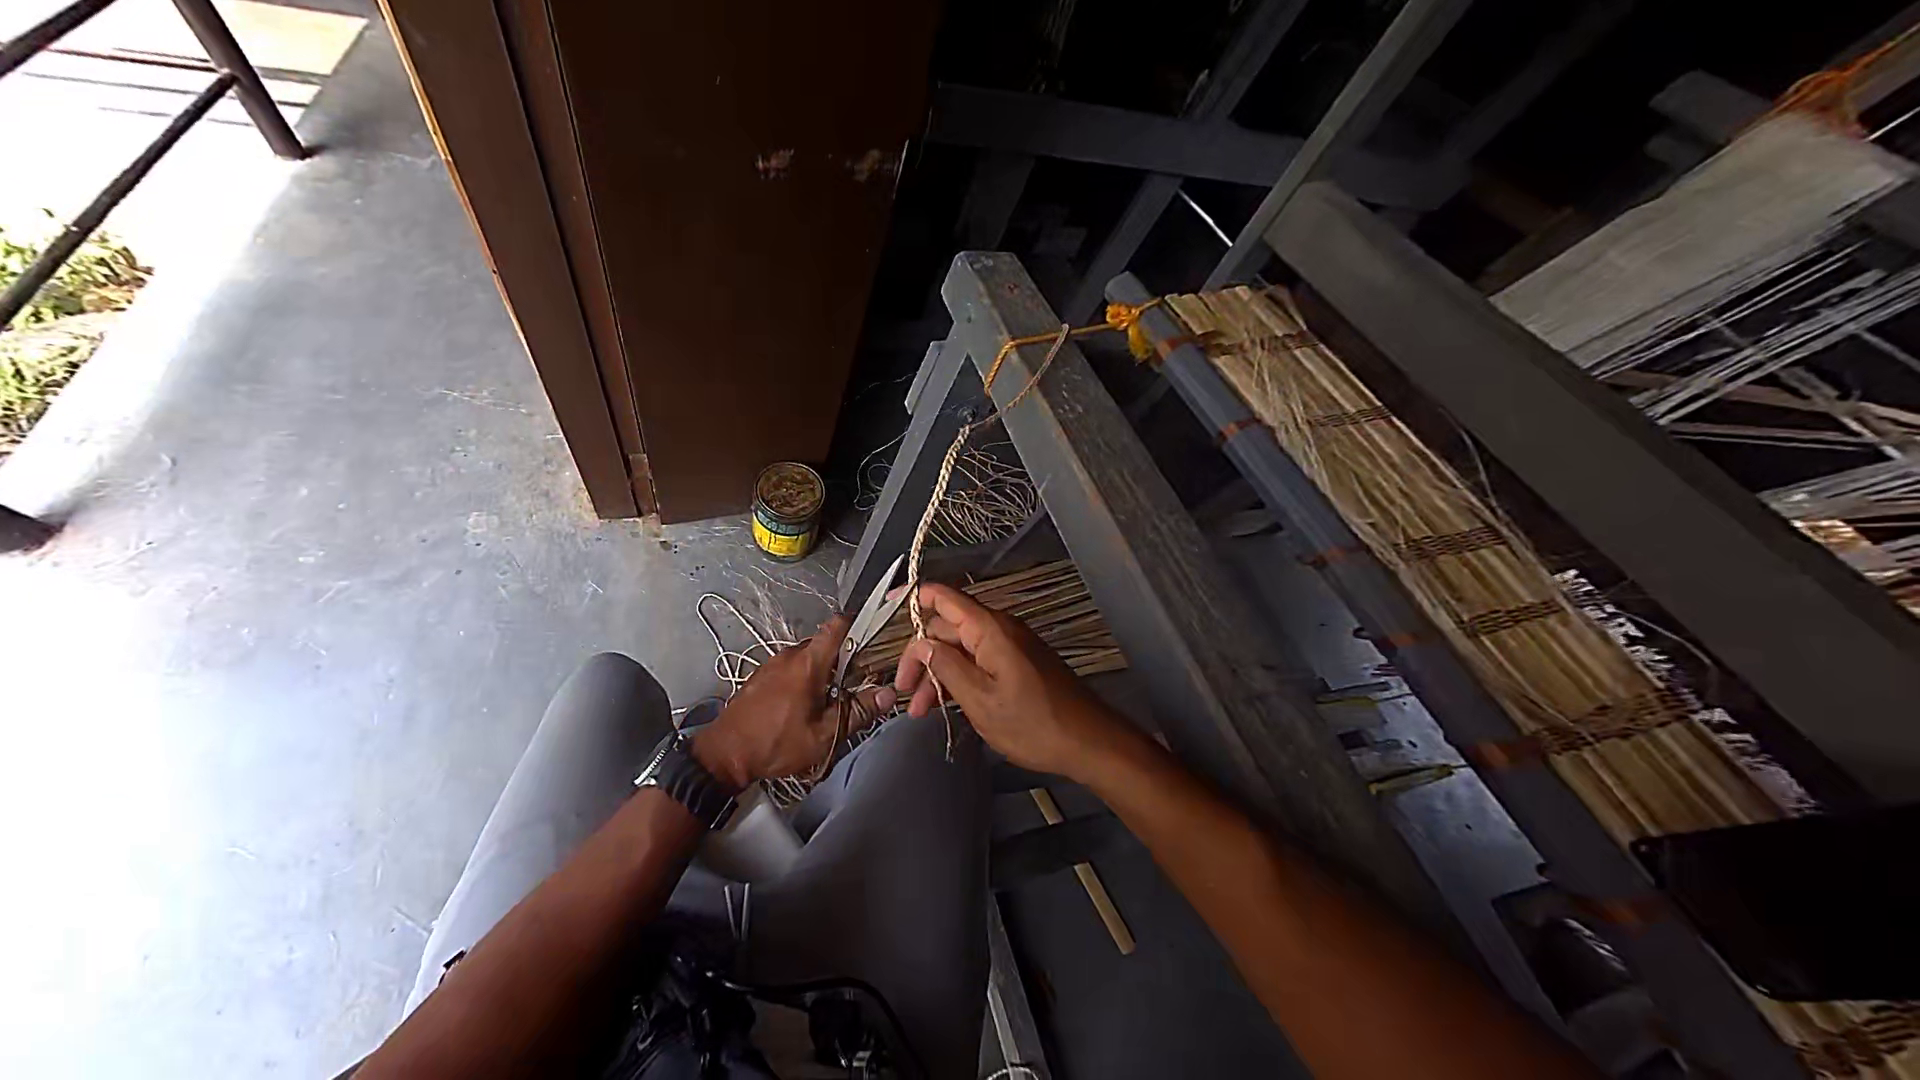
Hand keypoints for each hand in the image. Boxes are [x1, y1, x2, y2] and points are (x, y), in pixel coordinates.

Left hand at [692, 614, 895, 790]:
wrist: (723, 755)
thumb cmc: (776, 744)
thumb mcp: (824, 735)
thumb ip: (858, 712)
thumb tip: (888, 695)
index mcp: (808, 663)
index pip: (837, 626)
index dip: (858, 626)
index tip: (873, 641)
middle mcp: (789, 655)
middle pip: (825, 644)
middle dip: (843, 659)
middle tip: (857, 683)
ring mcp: (772, 664)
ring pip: (807, 657)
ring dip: (822, 671)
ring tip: (830, 698)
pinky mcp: (760, 676)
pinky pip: (790, 668)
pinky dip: (802, 678)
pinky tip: (803, 704)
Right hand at [892, 583, 1136, 779]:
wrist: (1088, 741)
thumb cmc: (1035, 724)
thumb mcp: (980, 699)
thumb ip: (947, 667)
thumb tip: (922, 643)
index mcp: (990, 630)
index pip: (944, 597)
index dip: (914, 597)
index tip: (887, 605)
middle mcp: (1000, 630)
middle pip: (948, 628)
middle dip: (922, 657)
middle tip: (906, 693)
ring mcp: (1011, 647)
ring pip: (962, 650)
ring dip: (939, 675)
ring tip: (923, 711)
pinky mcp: (1019, 664)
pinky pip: (980, 661)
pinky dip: (960, 679)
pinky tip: (949, 705)